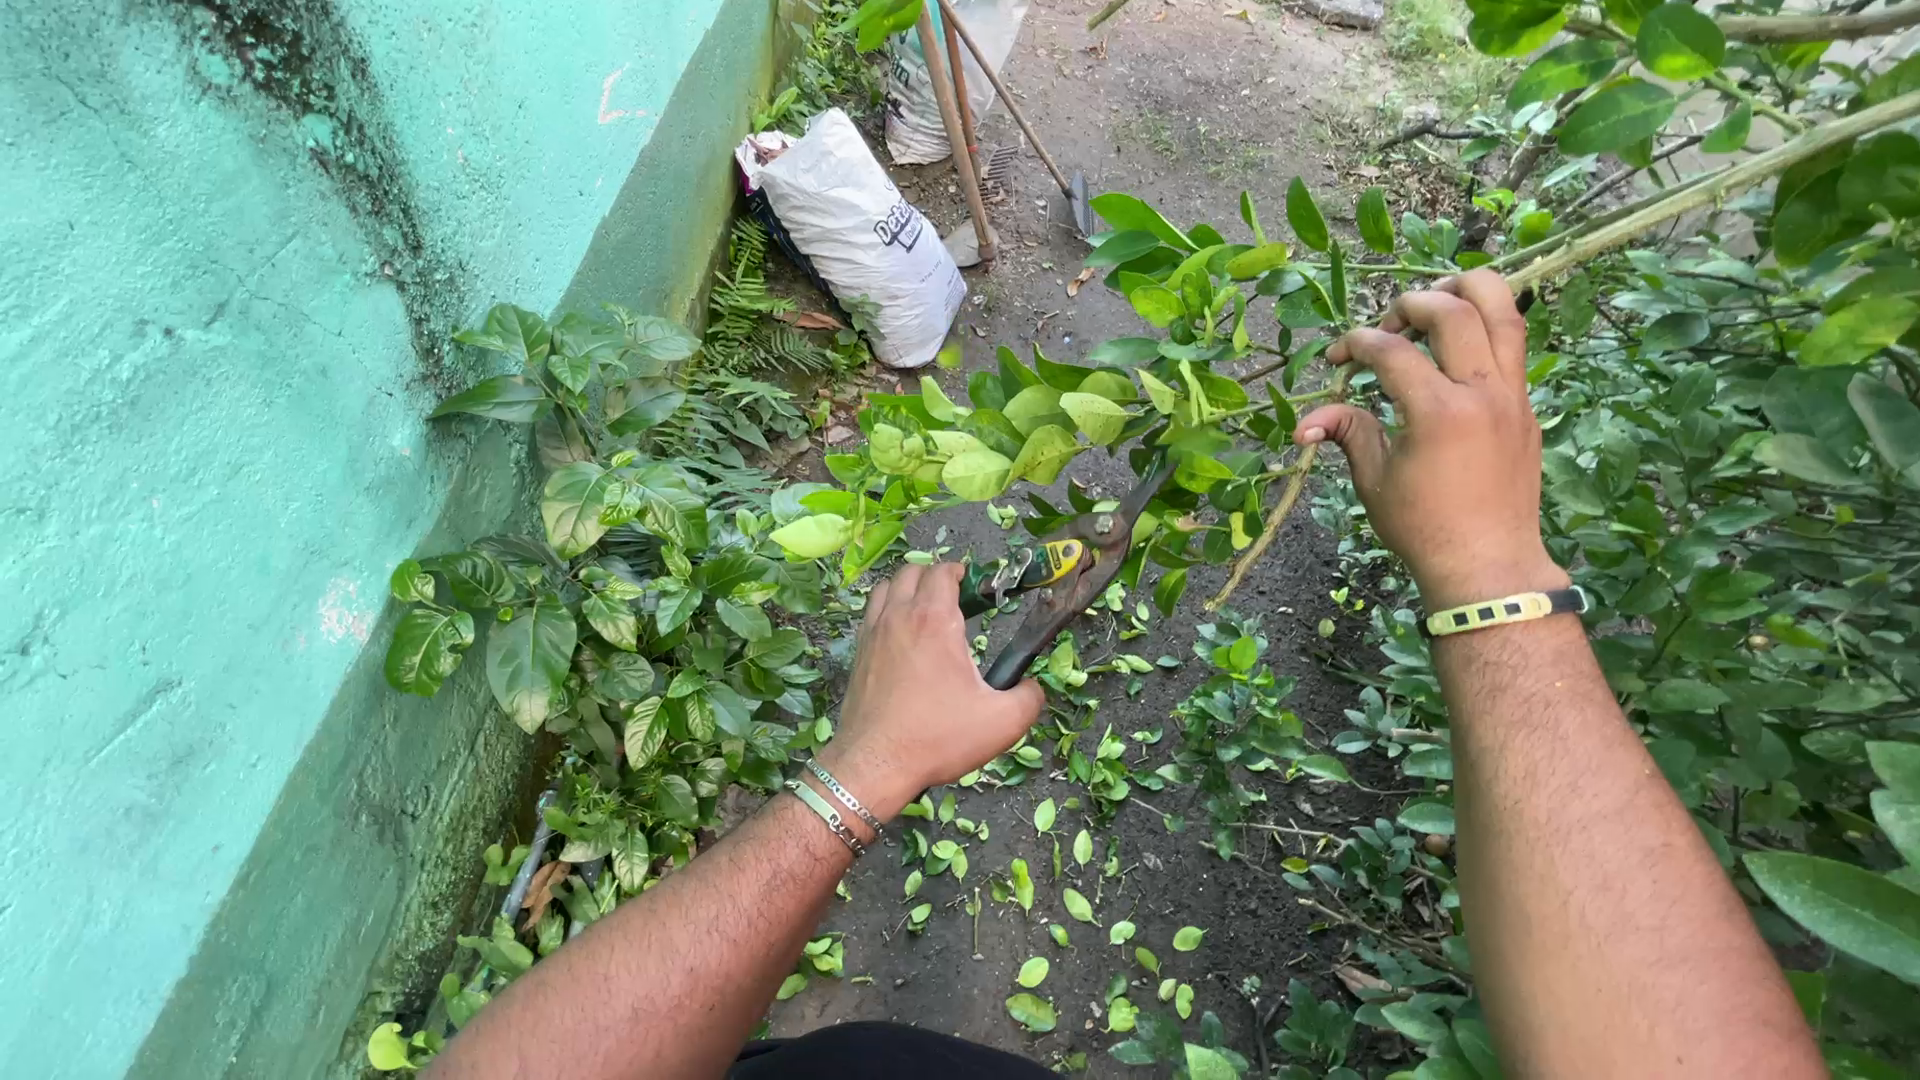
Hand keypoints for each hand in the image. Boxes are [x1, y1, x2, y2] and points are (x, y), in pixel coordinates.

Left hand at [815, 563, 1044, 823]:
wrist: (874, 765)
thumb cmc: (937, 738)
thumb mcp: (1001, 723)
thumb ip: (1029, 697)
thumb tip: (1032, 685)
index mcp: (934, 621)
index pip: (943, 573)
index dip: (962, 573)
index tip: (977, 589)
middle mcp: (900, 616)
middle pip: (912, 571)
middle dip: (935, 577)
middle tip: (955, 598)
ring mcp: (873, 632)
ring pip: (887, 587)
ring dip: (907, 588)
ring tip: (926, 610)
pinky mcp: (858, 652)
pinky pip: (871, 612)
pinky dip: (887, 609)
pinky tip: (902, 635)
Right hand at [1292, 270, 1567, 609]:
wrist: (1487, 561)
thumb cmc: (1420, 526)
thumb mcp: (1372, 479)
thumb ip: (1346, 433)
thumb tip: (1303, 425)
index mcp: (1437, 412)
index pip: (1392, 351)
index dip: (1357, 344)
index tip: (1338, 359)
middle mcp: (1482, 391)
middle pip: (1454, 310)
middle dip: (1410, 305)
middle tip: (1386, 328)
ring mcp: (1512, 394)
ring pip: (1504, 310)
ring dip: (1466, 293)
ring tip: (1434, 302)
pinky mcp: (1526, 404)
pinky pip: (1514, 342)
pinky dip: (1486, 324)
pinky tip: (1457, 340)